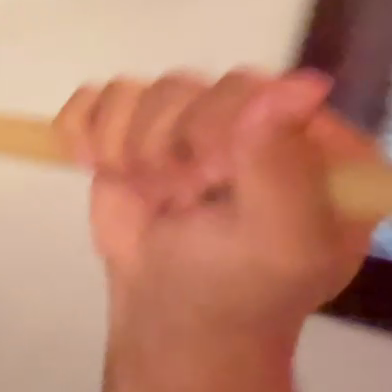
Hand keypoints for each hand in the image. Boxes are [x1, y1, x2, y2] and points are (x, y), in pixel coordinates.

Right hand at [53, 68, 376, 338]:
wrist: (166, 307)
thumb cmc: (236, 283)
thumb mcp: (279, 240)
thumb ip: (284, 167)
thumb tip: (296, 84)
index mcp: (310, 143)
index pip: (253, 88)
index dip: (217, 125)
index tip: (210, 178)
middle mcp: (248, 122)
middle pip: (182, 86)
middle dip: (162, 144)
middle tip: (176, 196)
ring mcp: (181, 122)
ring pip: (130, 90)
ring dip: (121, 146)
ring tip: (144, 191)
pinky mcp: (124, 126)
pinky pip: (90, 95)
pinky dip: (81, 131)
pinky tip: (99, 167)